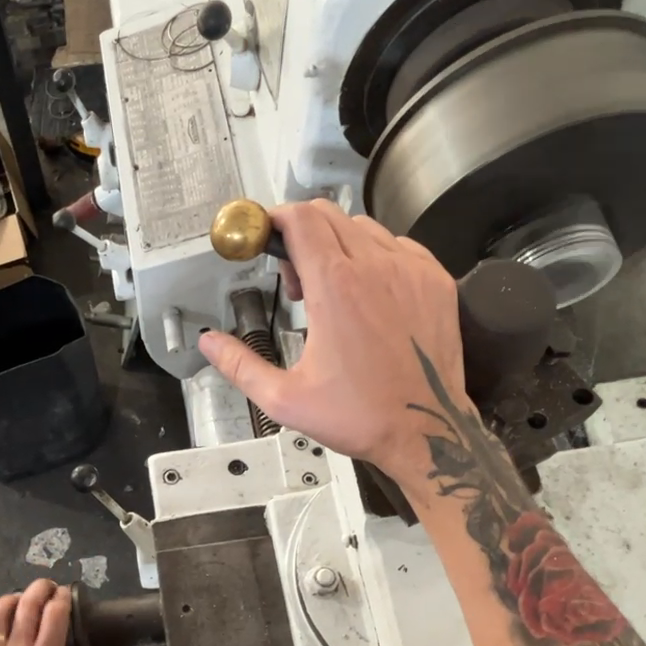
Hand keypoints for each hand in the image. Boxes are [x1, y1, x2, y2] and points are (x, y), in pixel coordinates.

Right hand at [198, 199, 471, 463]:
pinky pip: (399, 246)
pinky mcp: (436, 280)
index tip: (262, 237)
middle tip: (294, 281)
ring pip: (364, 228)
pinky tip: (368, 294)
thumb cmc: (357, 416)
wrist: (426, 430)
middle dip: (301, 235)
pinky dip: (376, 257)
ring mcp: (412, 270)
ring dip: (338, 245)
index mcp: (335, 288)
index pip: (301, 219)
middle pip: (329, 214)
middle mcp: (376, 267)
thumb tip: (209, 341)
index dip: (274, 219)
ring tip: (331, 292)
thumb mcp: (283, 399)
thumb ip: (239, 365)